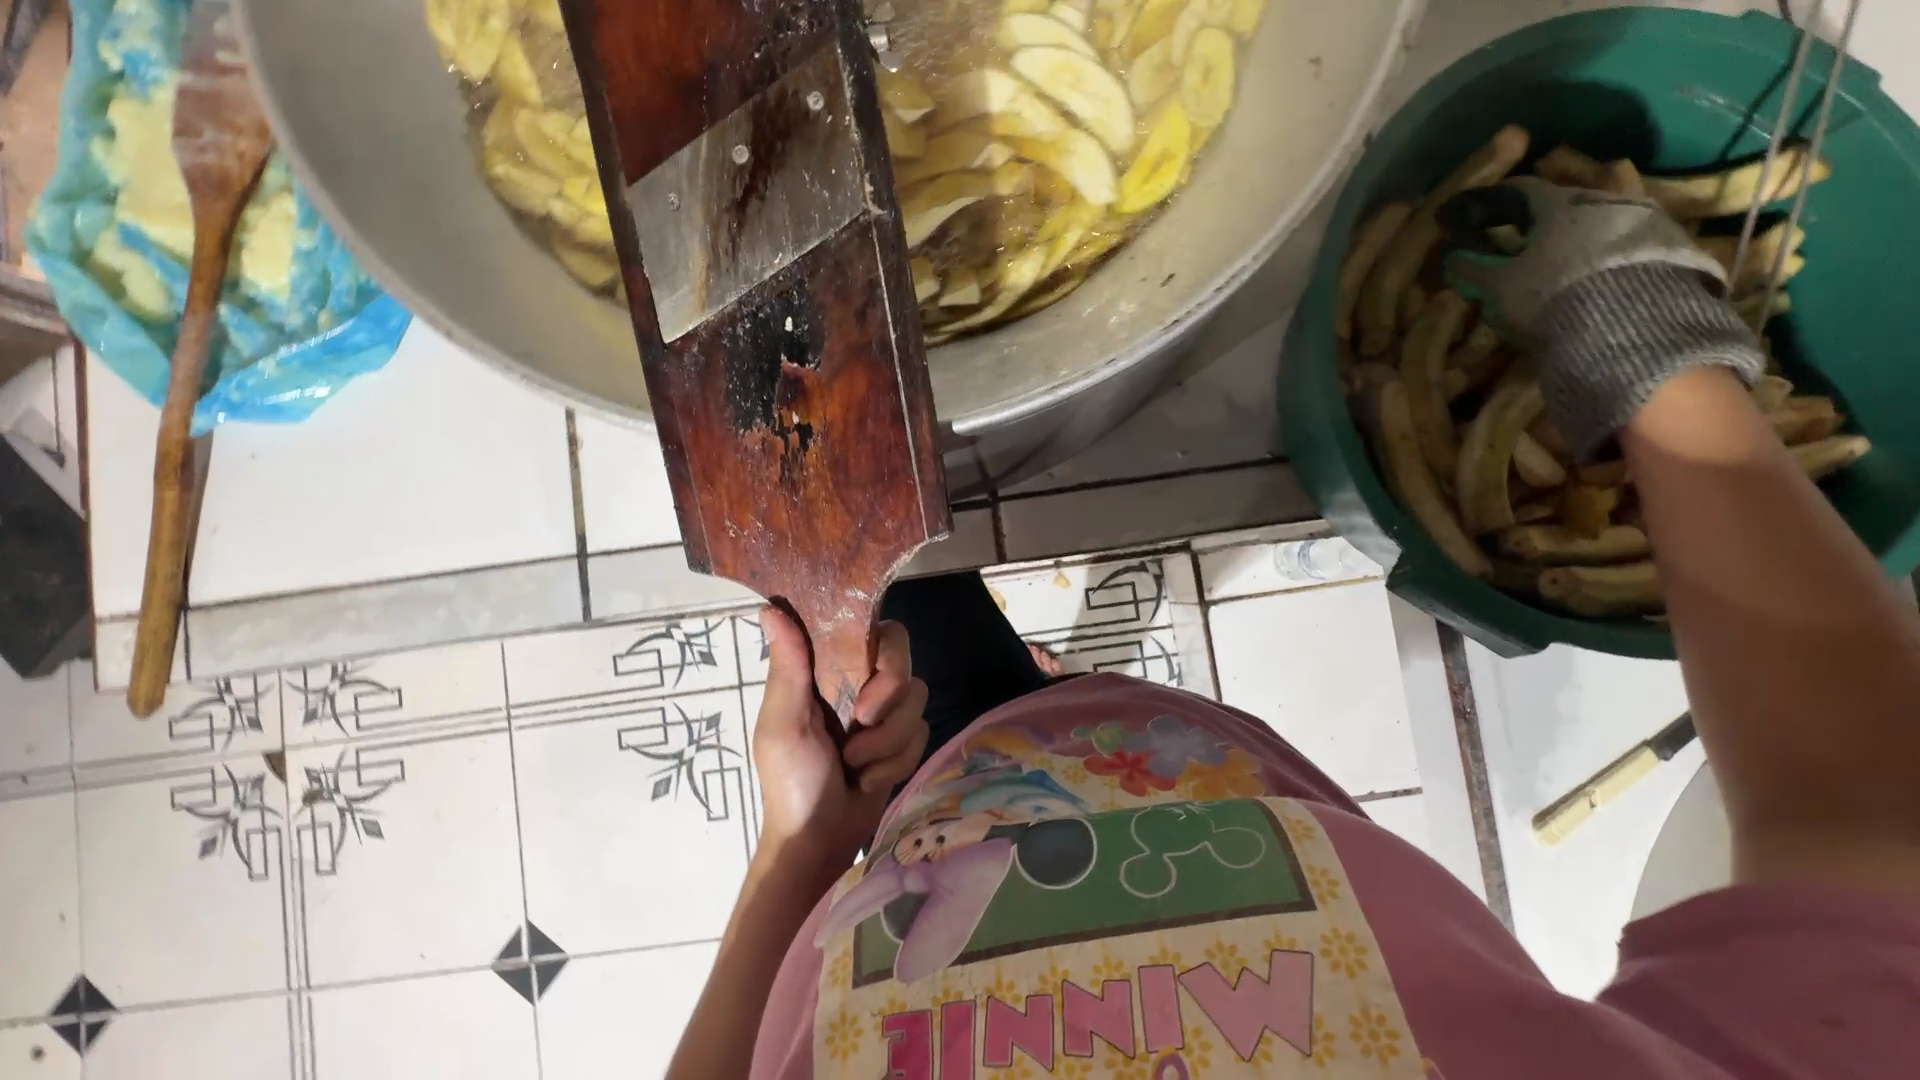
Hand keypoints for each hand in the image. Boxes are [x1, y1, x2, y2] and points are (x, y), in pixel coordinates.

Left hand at [751, 606, 929, 871]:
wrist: (818, 840)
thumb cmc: (791, 779)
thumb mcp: (782, 724)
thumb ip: (787, 667)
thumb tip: (772, 608)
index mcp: (827, 669)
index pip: (873, 630)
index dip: (881, 648)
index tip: (867, 673)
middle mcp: (860, 682)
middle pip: (904, 661)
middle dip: (889, 696)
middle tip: (862, 721)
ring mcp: (885, 713)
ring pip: (917, 701)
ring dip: (886, 740)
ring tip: (856, 763)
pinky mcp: (902, 742)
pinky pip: (921, 734)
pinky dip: (895, 762)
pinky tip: (869, 779)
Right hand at [1439, 177, 1763, 458]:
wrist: (1636, 323)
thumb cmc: (1554, 294)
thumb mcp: (1500, 286)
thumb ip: (1473, 268)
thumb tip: (1451, 257)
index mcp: (1559, 203)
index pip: (1517, 191)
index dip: (1487, 203)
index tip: (1467, 217)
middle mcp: (1604, 200)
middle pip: (1561, 206)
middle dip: (1535, 224)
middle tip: (1515, 243)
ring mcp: (1645, 220)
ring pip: (1597, 224)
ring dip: (1574, 241)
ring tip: (1558, 266)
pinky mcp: (1673, 248)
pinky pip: (1626, 246)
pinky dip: (1604, 258)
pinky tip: (1596, 281)